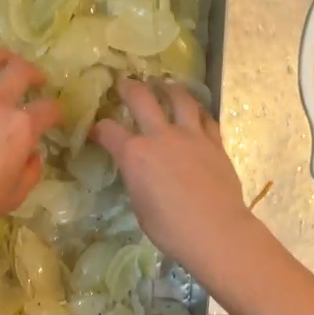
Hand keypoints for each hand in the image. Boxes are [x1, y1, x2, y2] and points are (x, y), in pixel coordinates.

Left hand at [0, 21, 61, 244]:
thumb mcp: (15, 196)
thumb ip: (31, 170)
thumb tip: (33, 153)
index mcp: (20, 130)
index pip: (47, 110)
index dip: (55, 111)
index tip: (54, 115)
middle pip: (20, 74)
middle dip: (33, 73)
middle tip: (35, 78)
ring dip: (0, 54)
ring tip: (6, 57)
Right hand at [93, 79, 255, 269]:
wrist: (217, 232)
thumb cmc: (171, 230)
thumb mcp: (141, 208)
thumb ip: (137, 181)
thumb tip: (139, 173)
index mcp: (135, 155)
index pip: (109, 131)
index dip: (99, 129)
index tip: (96, 131)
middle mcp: (161, 136)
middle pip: (141, 97)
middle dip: (128, 87)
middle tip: (124, 82)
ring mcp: (191, 135)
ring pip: (179, 97)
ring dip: (168, 87)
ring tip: (164, 84)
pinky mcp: (214, 142)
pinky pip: (205, 116)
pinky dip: (196, 110)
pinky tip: (195, 111)